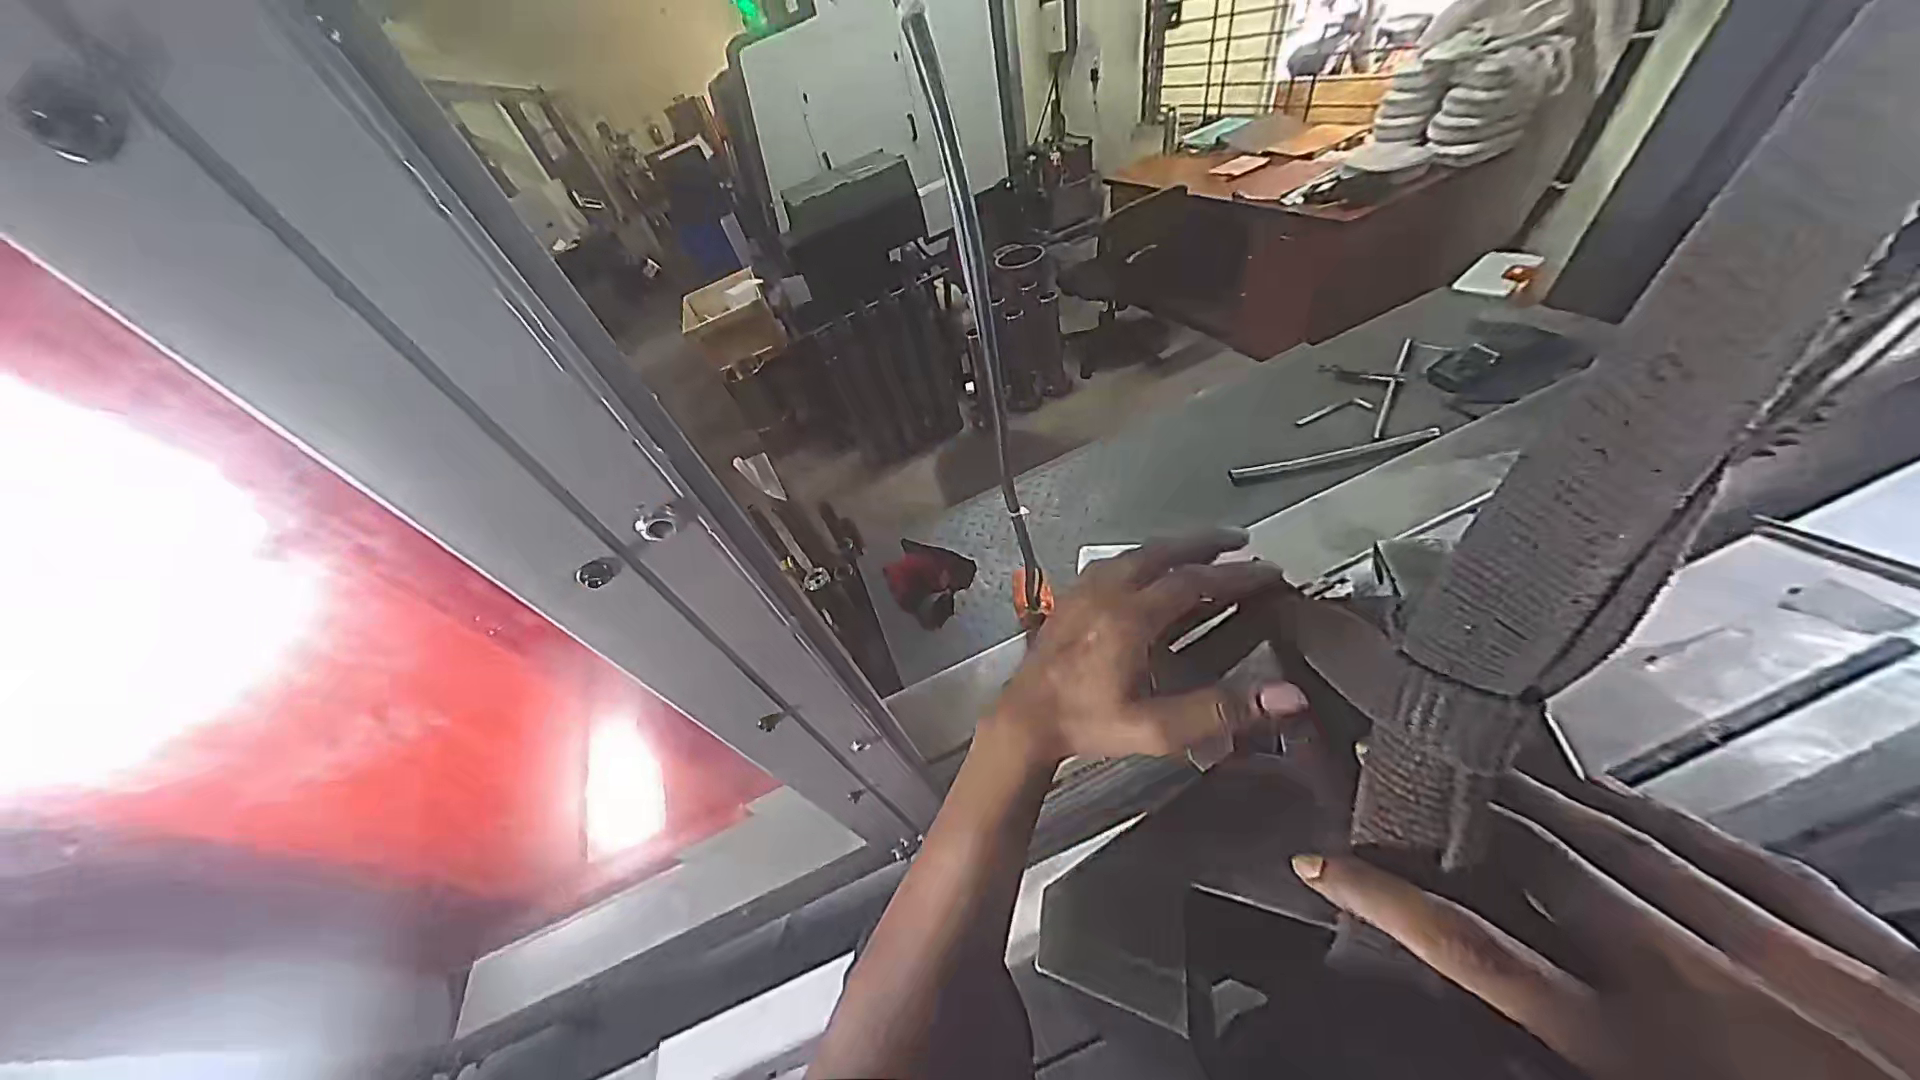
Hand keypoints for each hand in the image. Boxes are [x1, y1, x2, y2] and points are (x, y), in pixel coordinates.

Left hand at [983, 528, 1309, 769]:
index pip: (1193, 582)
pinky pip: (1111, 563)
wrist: (1024, 718)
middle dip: (1204, 543)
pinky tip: (1147, 568)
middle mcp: (1106, 593)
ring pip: (1134, 553)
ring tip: (1200, 549)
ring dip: (1172, 547)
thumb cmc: (1088, 723)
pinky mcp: (1069, 597)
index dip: (1236, 574)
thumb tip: (1287, 695)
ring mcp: (1083, 590)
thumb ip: (1220, 710)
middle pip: (1162, 552)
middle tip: (1240, 541)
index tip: (1270, 571)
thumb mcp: (1156, 728)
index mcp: (1129, 618)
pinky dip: (1141, 557)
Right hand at [1294, 772, 1919, 1079]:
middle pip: (1530, 862)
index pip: (1462, 943)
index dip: (1376, 891)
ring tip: (1472, 763)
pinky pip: (1726, 854)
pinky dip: (1645, 815)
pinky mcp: (1875, 951)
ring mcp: (1787, 956)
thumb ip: (1556, 1061)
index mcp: (1633, 1050)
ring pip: (1614, 840)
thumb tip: (1478, 1022)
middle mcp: (1688, 983)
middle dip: (1450, 813)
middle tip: (1395, 775)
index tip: (1320, 859)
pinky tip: (1605, 795)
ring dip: (1527, 796)